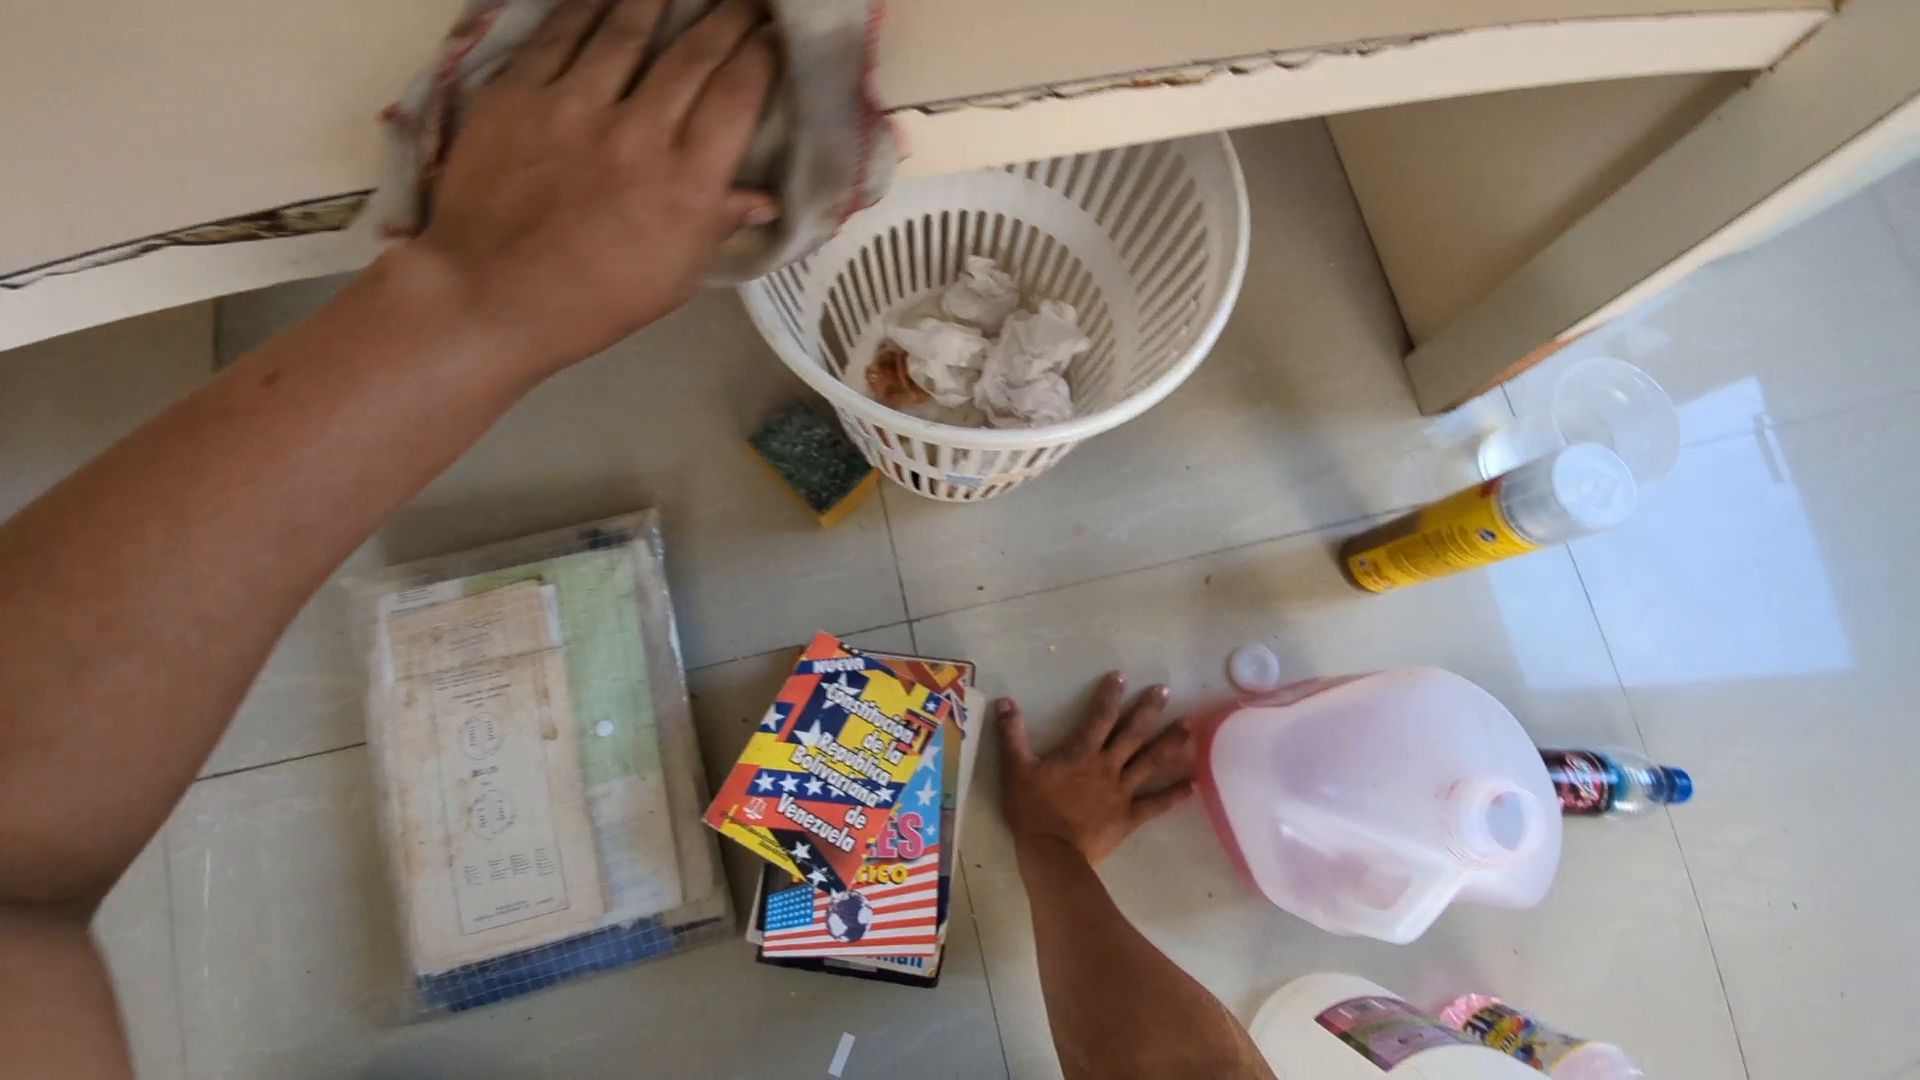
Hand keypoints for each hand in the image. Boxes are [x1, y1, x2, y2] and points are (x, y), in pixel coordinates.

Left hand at [412, 0, 778, 372]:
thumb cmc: (601, 300)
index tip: (776, 34)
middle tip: (746, 0)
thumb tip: (764, 197)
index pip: (735, 99)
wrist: (496, 296)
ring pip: (626, 29)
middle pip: (693, 55)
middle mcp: (639, 134)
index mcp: (686, 185)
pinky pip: (560, 34)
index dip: (761, 57)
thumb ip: (718, 223)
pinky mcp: (518, 94)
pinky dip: (589, 8)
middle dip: (727, 17)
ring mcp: (573, 107)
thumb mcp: (677, 276)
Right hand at [999, 672, 1196, 865]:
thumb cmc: (1032, 810)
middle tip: (1165, 690)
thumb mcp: (1015, 769)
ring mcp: (1122, 792)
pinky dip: (1175, 794)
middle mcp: (1107, 766)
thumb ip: (1012, 734)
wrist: (1052, 853)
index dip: (1110, 694)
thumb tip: (1005, 701)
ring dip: (1171, 742)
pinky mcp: (1129, 817)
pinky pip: (1156, 804)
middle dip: (1149, 709)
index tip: (1122, 676)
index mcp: (1081, 753)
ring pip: (1151, 762)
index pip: (1099, 716)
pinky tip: (1193, 784)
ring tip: (1189, 725)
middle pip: (1133, 733)